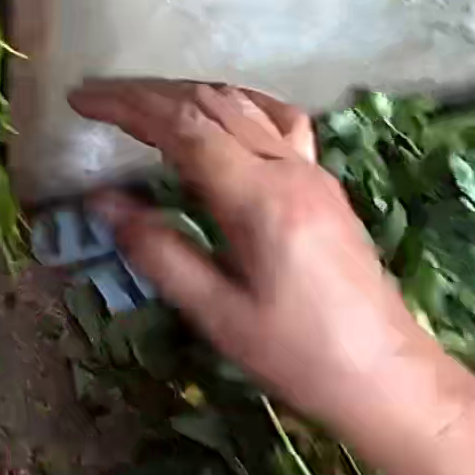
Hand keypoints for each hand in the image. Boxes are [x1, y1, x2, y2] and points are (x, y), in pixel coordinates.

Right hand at [69, 79, 449, 434]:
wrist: (393, 381)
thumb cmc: (298, 354)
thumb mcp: (214, 313)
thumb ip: (154, 250)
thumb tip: (99, 199)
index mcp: (258, 198)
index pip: (181, 126)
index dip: (124, 106)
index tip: (81, 101)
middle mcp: (287, 169)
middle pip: (206, 103)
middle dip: (141, 93)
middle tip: (93, 96)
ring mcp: (309, 169)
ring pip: (237, 102)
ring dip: (178, 92)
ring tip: (133, 100)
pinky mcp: (319, 179)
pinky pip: (272, 116)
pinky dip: (227, 100)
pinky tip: (208, 109)